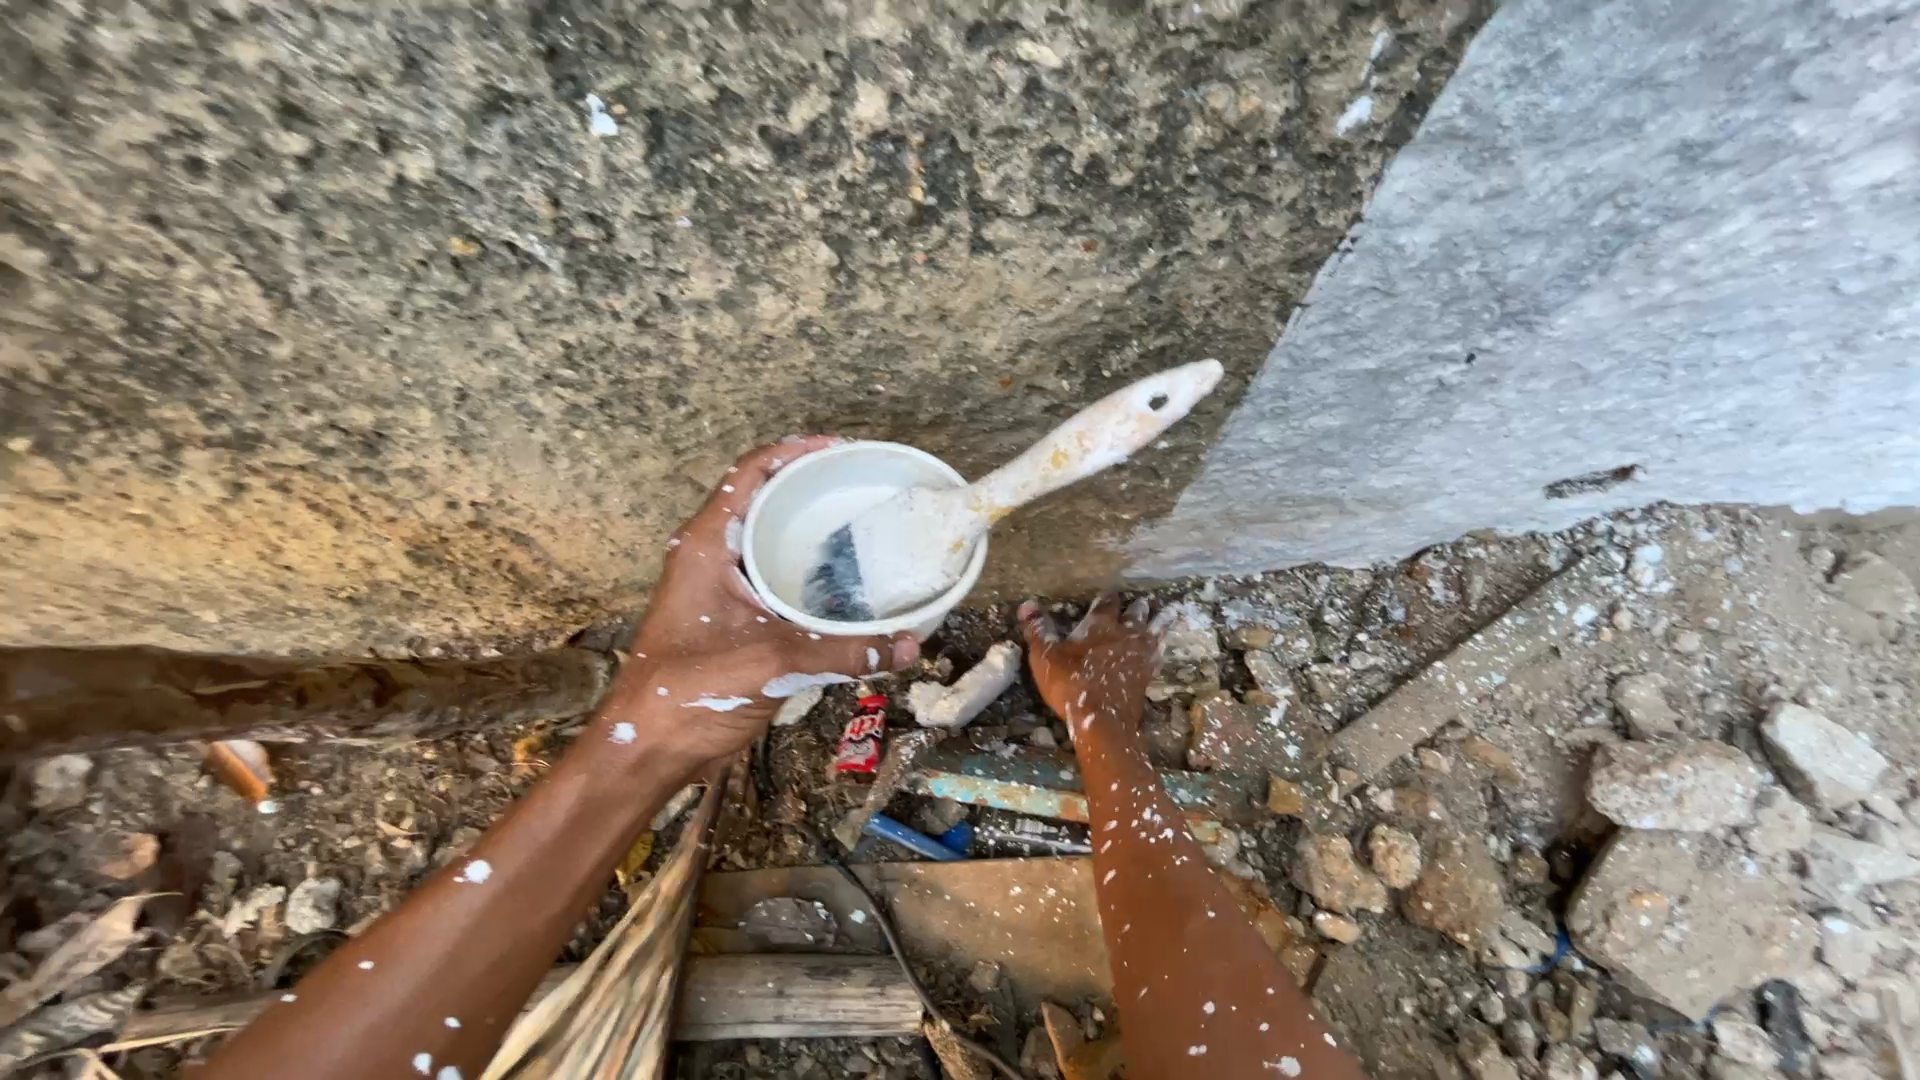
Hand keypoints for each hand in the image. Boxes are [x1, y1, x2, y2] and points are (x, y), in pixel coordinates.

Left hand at [599, 438, 920, 772]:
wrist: (647, 751)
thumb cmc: (689, 695)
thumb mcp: (770, 663)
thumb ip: (841, 653)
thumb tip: (909, 646)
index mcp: (707, 546)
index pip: (749, 473)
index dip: (792, 450)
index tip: (840, 448)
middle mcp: (713, 558)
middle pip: (763, 501)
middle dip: (809, 489)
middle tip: (862, 489)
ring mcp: (722, 590)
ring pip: (770, 543)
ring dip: (808, 533)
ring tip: (861, 530)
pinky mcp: (734, 620)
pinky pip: (776, 581)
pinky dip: (808, 575)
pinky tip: (844, 588)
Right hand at [1018, 594, 1164, 732]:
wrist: (1103, 720)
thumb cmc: (1071, 684)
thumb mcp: (1046, 656)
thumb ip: (1038, 629)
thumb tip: (1027, 603)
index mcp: (1099, 625)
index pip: (1106, 603)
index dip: (1107, 598)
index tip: (1109, 594)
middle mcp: (1124, 634)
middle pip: (1135, 613)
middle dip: (1137, 606)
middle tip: (1143, 600)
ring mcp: (1140, 654)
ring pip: (1155, 630)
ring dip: (1161, 619)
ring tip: (1172, 610)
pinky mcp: (1147, 674)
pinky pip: (1158, 653)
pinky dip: (1162, 645)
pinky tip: (1163, 647)